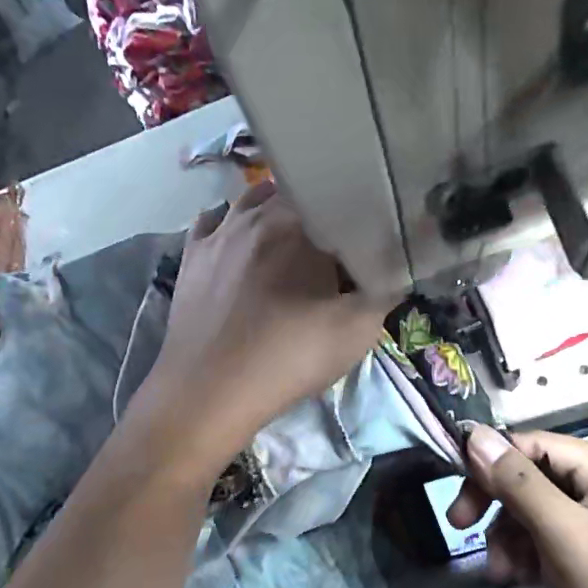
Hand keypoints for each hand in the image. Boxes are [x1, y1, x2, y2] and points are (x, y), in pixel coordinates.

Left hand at [141, 183, 388, 463]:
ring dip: (276, 209)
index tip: (366, 239)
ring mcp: (219, 232)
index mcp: (302, 225)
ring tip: (291, 234)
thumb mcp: (358, 330)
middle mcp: (258, 215)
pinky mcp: (192, 255)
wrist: (211, 390)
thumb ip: (385, 288)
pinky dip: (233, 222)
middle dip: (318, 212)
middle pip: (296, 197)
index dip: (357, 216)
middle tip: (333, 241)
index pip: (339, 201)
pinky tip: (241, 238)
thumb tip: (396, 265)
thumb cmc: (291, 356)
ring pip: (253, 200)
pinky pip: (214, 220)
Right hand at [449, 425, 587, 587]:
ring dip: (512, 536)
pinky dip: (532, 553)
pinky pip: (557, 535)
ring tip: (500, 573)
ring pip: (541, 509)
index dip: (491, 466)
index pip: (536, 445)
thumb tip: (474, 435)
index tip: (458, 502)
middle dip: (500, 507)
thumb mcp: (564, 536)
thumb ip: (518, 483)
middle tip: (462, 531)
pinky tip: (518, 578)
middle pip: (536, 477)